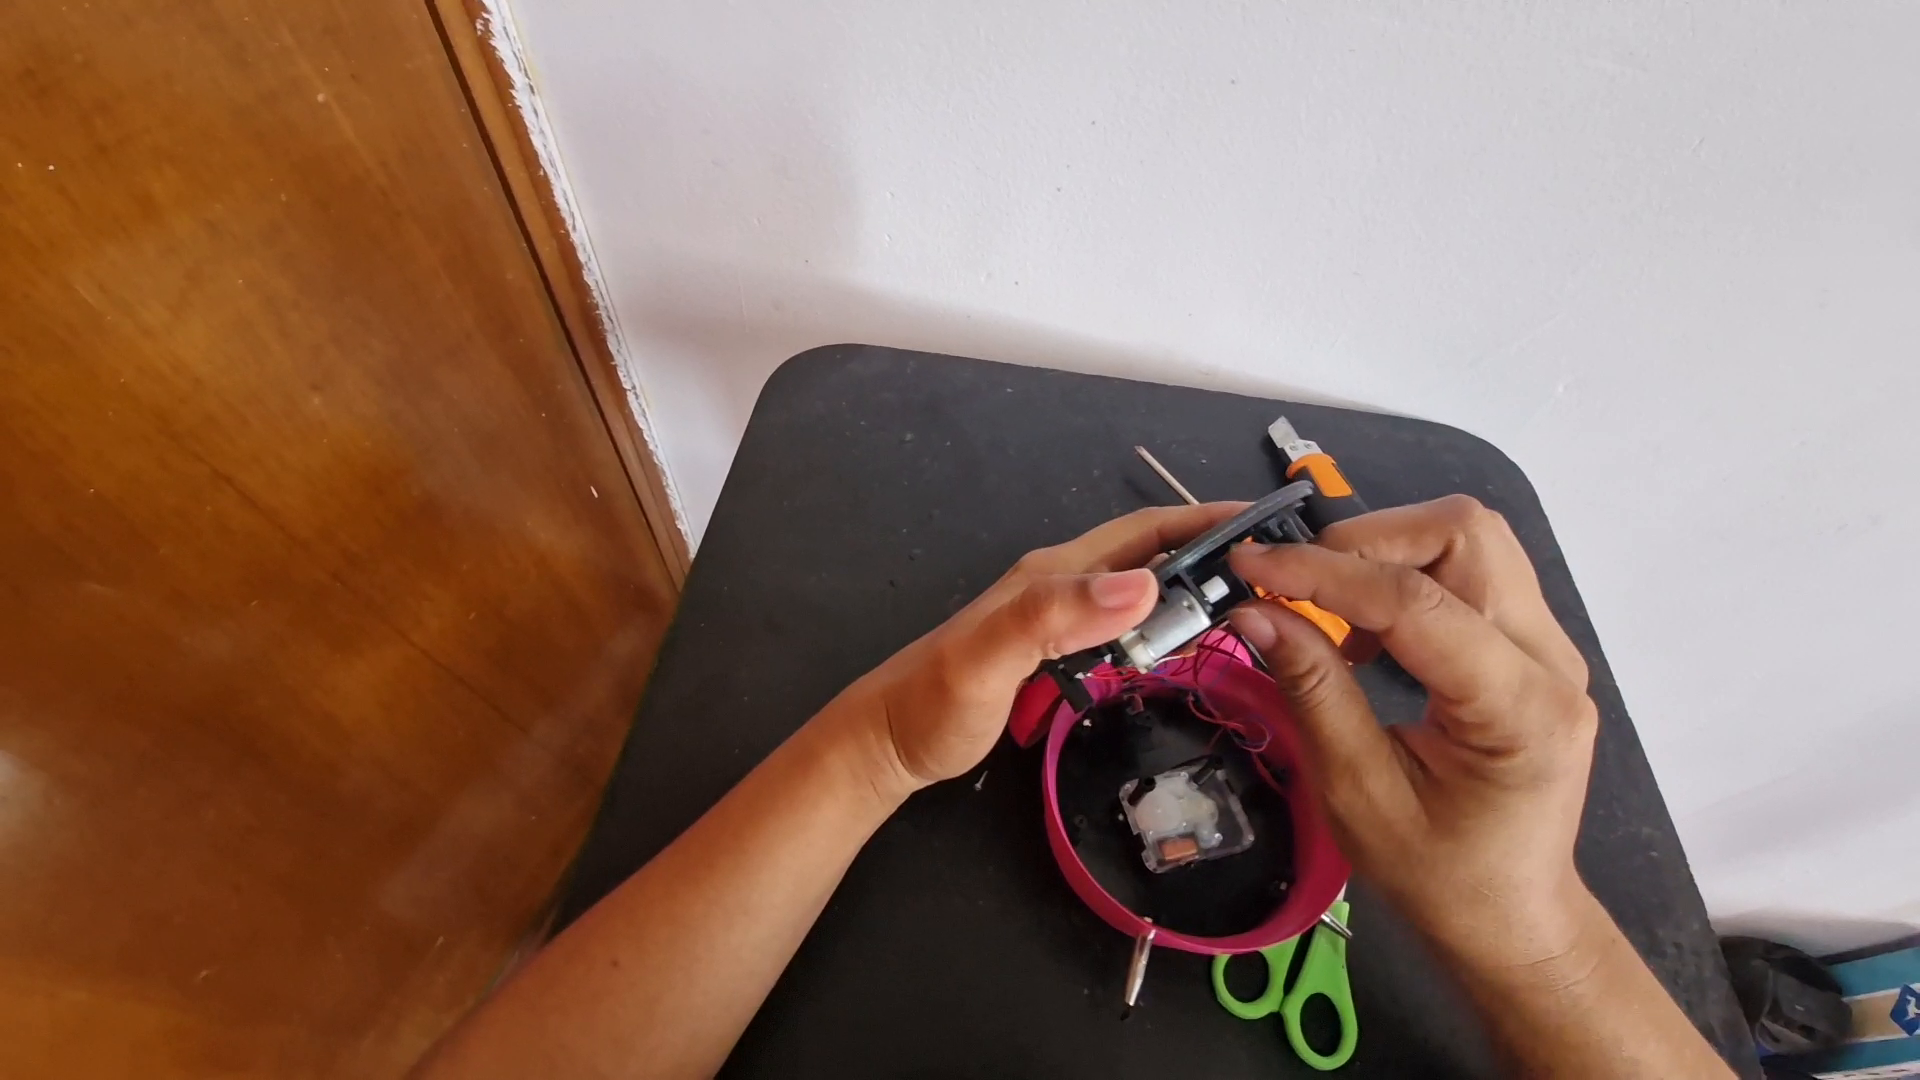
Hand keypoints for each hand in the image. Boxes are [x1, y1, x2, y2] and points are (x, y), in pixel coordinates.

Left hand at [832, 502, 1245, 801]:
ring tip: (1239, 607)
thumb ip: (1054, 617)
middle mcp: (1058, 586)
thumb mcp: (988, 659)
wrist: (889, 739)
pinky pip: (1117, 627)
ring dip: (1184, 590)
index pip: (1139, 533)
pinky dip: (1155, 627)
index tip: (1260, 524)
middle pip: (1143, 557)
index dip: (1198, 521)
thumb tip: (1145, 586)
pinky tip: (1174, 648)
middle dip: (1204, 553)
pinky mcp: (1050, 651)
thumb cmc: (934, 702)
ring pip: (1133, 591)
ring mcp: (1053, 619)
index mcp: (1052, 574)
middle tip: (1267, 575)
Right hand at [1225, 495, 1599, 973]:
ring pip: (1464, 536)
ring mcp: (1545, 643)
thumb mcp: (1355, 790)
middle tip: (1295, 583)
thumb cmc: (1435, 871)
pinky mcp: (1524, 640)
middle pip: (1463, 533)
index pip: (1415, 602)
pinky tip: (1362, 628)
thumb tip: (1252, 611)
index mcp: (1517, 708)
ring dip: (1380, 550)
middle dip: (1363, 541)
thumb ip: (1312, 689)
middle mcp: (1548, 658)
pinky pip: (1460, 566)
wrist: (1512, 911)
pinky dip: (1395, 572)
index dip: (1322, 572)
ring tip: (1326, 601)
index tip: (1247, 566)